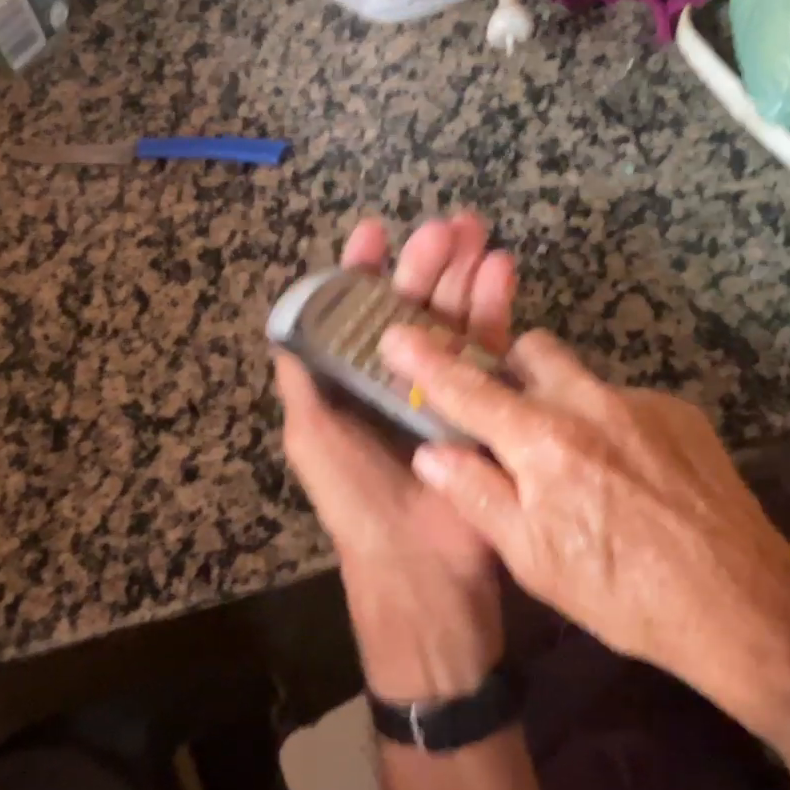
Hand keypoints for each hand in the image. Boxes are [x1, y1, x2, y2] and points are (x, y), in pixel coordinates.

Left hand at [274, 214, 515, 696]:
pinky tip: (502, 271)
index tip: (374, 232)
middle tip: (447, 225)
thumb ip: (300, 380)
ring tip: (478, 232)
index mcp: (355, 382)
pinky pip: (491, 348)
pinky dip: (496, 307)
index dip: (362, 271)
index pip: (357, 314)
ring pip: (454, 318)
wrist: (419, 564)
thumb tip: (286, 327)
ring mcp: (445, 390)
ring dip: (465, 273)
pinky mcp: (486, 404)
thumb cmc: (357, 498)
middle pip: (413, 307)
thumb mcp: (310, 436)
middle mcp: (400, 379)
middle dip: (427, 261)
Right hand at [381, 327, 789, 734]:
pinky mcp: (681, 414)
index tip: (396, 334)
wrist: (743, 605)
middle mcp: (590, 404)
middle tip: (507, 414)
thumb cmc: (622, 595)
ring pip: (580, 377)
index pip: (469, 389)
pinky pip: (623, 401)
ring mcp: (642, 403)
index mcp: (544, 442)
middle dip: (509, 368)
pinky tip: (627, 476)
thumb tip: (431, 453)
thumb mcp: (534, 559)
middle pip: (533, 350)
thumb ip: (478, 495)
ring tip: (577, 463)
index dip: (426, 360)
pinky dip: (607, 424)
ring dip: (561, 400)